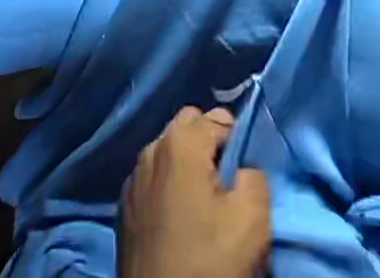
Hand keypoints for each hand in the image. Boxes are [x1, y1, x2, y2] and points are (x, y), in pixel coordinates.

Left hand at [119, 107, 270, 277]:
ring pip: (167, 148)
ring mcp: (133, 175)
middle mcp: (150, 148)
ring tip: (207, 196)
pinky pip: (153, 174)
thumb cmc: (208, 262)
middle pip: (187, 124)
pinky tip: (181, 211)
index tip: (248, 162)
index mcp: (179, 144)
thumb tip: (243, 165)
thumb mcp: (251, 221)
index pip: (216, 118)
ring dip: (187, 160)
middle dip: (209, 140)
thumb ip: (254, 177)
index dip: (237, 136)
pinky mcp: (125, 202)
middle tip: (230, 177)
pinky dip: (169, 179)